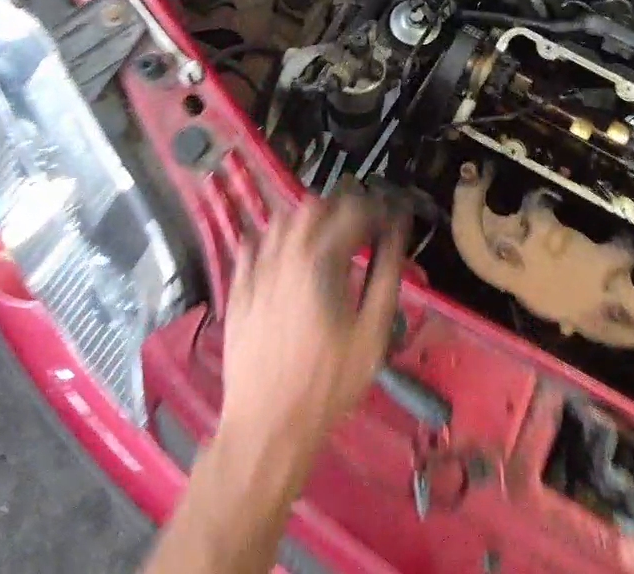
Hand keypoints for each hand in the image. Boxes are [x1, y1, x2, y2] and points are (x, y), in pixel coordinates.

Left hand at [217, 189, 405, 460]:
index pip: (353, 211)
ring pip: (280, 221)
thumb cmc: (329, 382)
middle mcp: (284, 256)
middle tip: (361, 228)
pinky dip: (273, 240)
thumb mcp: (373, 332)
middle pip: (313, 206)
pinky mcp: (236, 292)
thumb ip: (387, 274)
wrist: (267, 425)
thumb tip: (397, 234)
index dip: (376, 210)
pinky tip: (285, 255)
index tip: (390, 220)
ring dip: (307, 220)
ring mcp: (254, 272)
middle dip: (341, 208)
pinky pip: (250, 247)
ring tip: (327, 239)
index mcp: (321, 261)